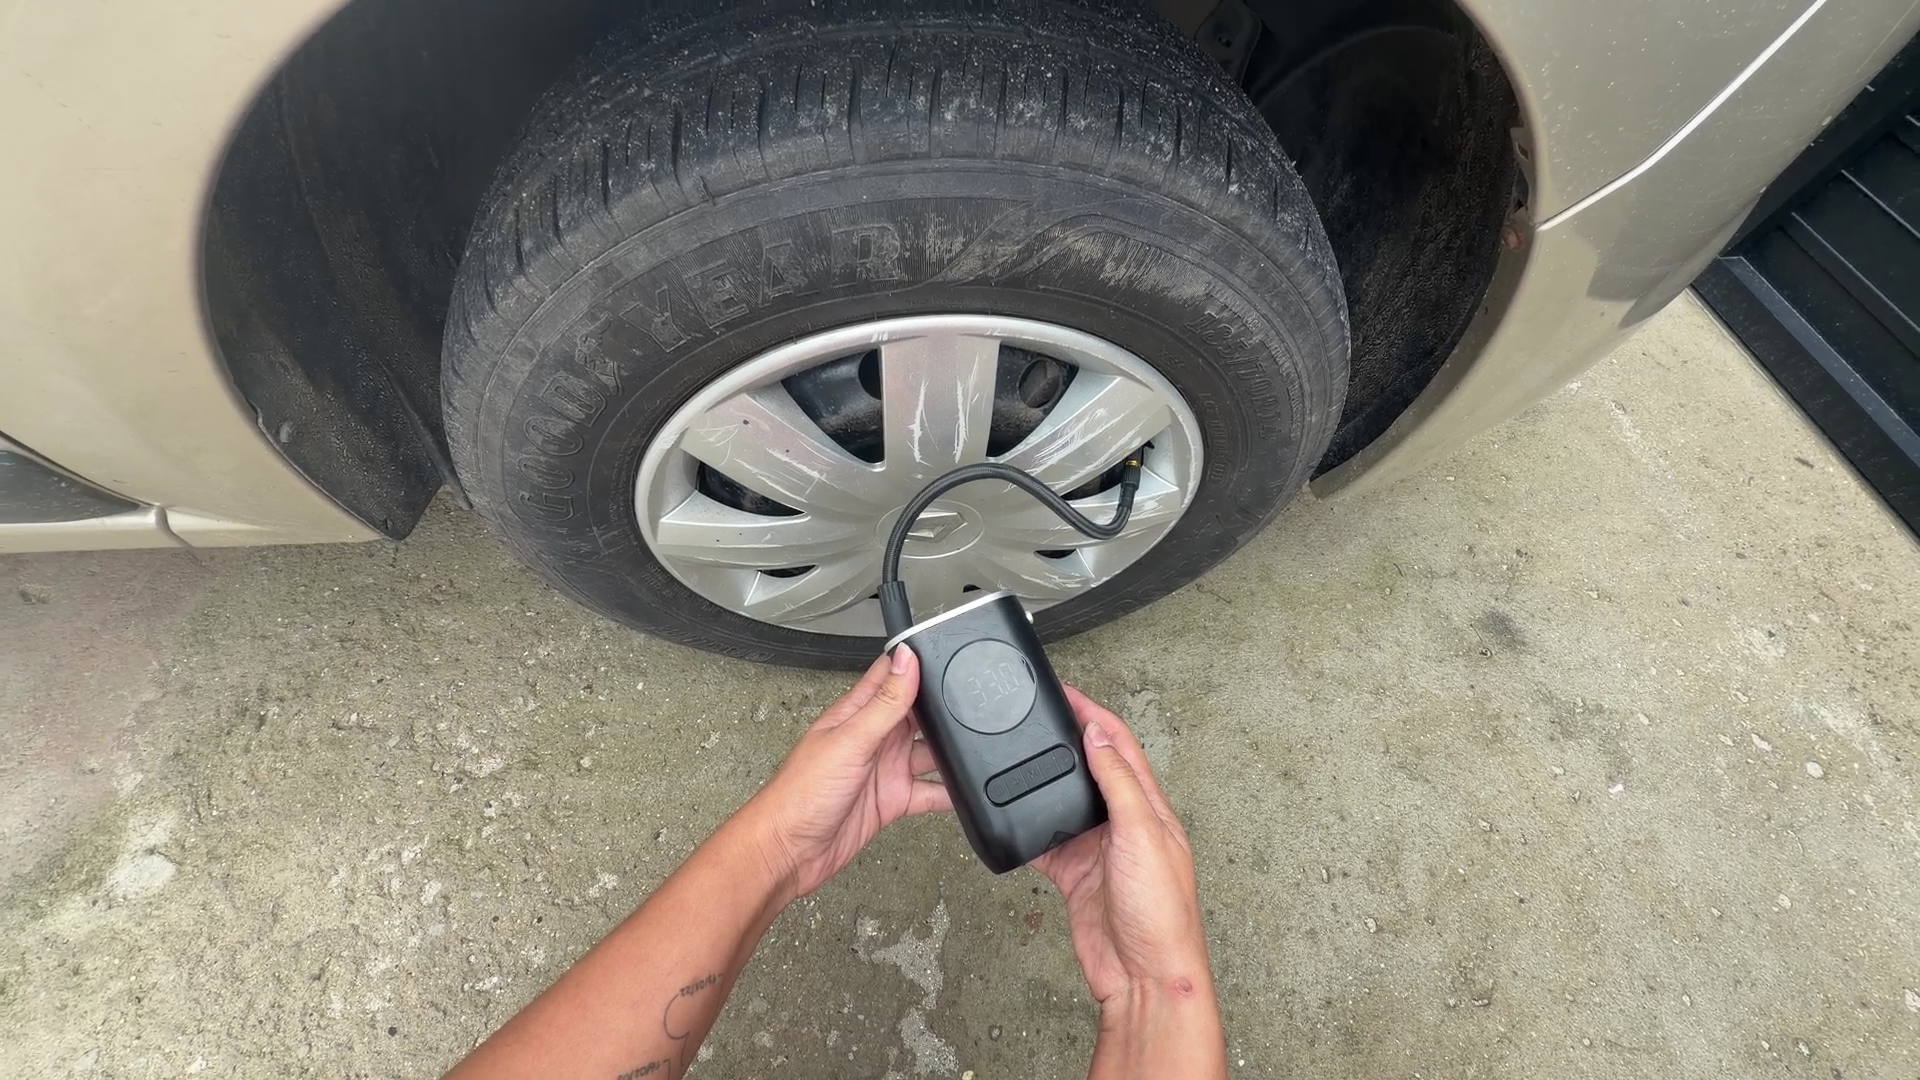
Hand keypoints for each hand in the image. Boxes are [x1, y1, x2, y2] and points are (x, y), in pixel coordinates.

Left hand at [741, 647, 951, 900]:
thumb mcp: (850, 740)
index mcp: (858, 713)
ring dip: (948, 750)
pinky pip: (930, 792)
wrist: (788, 852)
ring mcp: (884, 768)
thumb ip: (884, 702)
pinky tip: (967, 788)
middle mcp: (874, 737)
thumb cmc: (800, 792)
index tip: (949, 652)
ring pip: (928, 752)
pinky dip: (949, 792)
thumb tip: (907, 658)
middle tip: (976, 702)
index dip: (917, 663)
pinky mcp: (892, 799)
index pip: (892, 676)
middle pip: (918, 714)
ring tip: (979, 743)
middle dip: (943, 708)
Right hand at [1033, 688, 1223, 1076]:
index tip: (1066, 693)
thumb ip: (1118, 782)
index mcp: (1148, 805)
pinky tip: (1016, 817)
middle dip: (1067, 736)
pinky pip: (1047, 839)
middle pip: (1091, 765)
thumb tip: (1098, 735)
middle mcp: (1123, 821)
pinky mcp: (1076, 872)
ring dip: (1048, 777)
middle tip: (1039, 714)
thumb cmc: (1160, 913)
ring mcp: (1098, 846)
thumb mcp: (1142, 834)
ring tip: (1024, 755)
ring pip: (1066, 799)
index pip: (1118, 743)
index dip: (1093, 713)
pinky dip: (1030, 826)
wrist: (1143, 978)